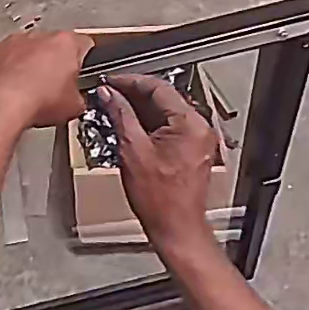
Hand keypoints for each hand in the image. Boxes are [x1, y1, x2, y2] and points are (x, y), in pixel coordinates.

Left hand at [0, 31, 92, 130]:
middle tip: (55, 87)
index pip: (85, 45)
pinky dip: (9, 71)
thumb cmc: (37, 99)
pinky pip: (7, 59)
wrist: (2, 104)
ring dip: (31, 65)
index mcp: (66, 43)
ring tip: (31, 91)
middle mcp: (41, 36)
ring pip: (29, 50)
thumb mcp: (74, 106)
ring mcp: (15, 42)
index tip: (81, 73)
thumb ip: (79, 97)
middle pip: (55, 46)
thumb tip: (75, 102)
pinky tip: (12, 90)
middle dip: (55, 63)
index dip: (85, 61)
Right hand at [97, 75, 220, 248]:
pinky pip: (170, 126)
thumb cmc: (160, 199)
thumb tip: (109, 94)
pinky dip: (150, 123)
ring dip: (140, 109)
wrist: (175, 228)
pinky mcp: (193, 149)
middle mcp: (199, 128)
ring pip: (166, 112)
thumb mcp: (132, 150)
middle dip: (134, 94)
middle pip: (164, 98)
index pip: (158, 87)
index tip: (112, 81)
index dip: (131, 81)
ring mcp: (198, 139)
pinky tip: (130, 126)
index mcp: (190, 123)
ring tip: (116, 108)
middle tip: (110, 93)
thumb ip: (121, 116)